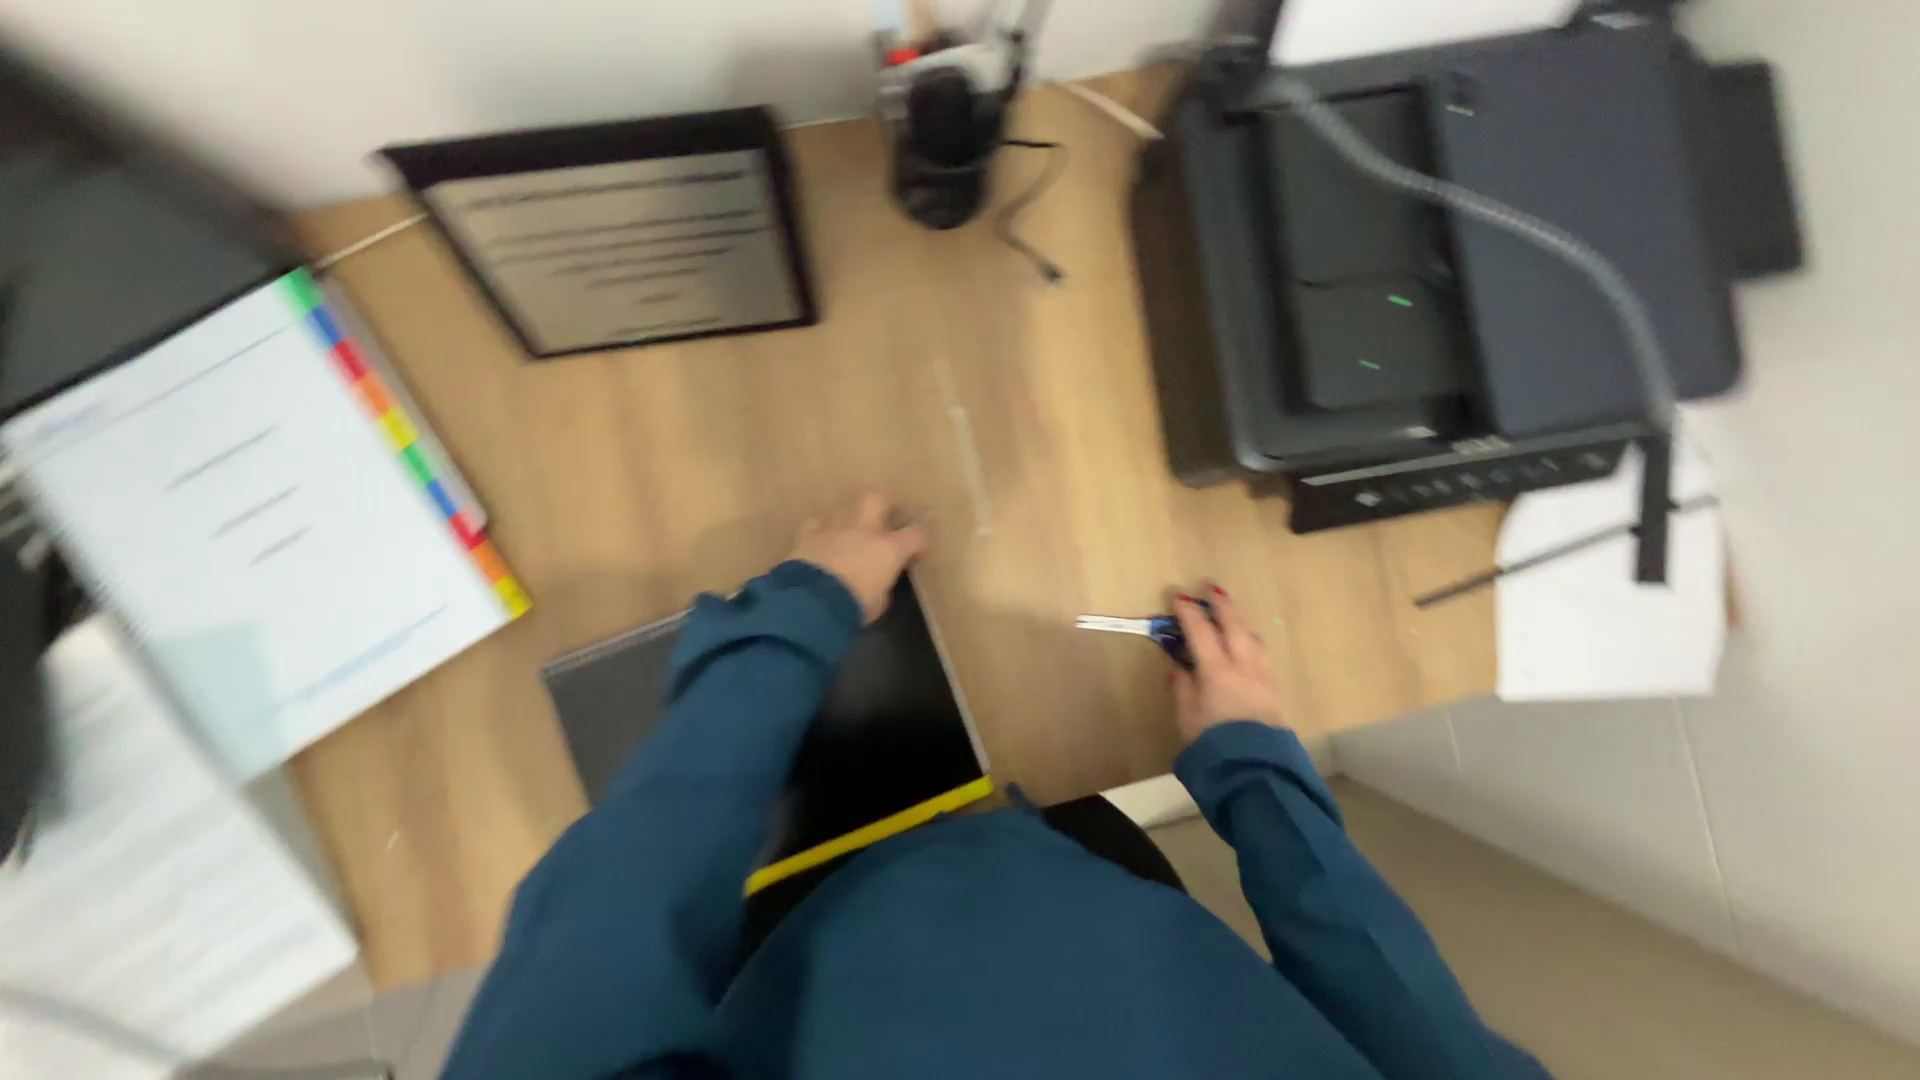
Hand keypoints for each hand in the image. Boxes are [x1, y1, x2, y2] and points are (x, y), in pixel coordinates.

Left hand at [788, 493, 928, 623]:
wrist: (812, 603)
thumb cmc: (854, 607)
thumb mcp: (879, 602)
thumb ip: (883, 585)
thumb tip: (880, 580)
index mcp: (889, 549)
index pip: (916, 535)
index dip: (919, 543)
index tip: (915, 555)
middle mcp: (864, 530)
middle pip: (878, 500)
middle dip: (884, 506)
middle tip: (885, 521)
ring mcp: (834, 529)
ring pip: (845, 509)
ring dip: (850, 521)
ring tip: (850, 536)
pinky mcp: (808, 535)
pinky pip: (817, 523)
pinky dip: (822, 530)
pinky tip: (822, 540)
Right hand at [1169, 584, 1284, 743]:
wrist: (1255, 769)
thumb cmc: (1214, 744)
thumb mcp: (1188, 717)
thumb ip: (1183, 688)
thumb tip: (1177, 666)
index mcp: (1217, 671)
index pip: (1200, 631)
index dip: (1188, 611)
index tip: (1177, 595)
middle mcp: (1242, 666)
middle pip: (1233, 625)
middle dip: (1220, 604)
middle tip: (1209, 587)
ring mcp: (1261, 676)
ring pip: (1251, 637)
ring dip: (1238, 620)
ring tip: (1229, 613)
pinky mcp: (1272, 689)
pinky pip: (1260, 653)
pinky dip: (1249, 639)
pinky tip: (1246, 643)